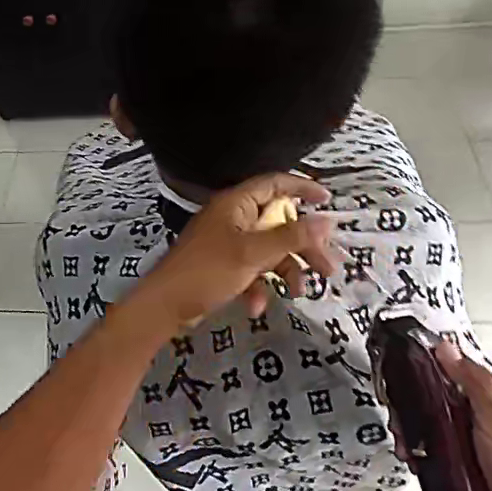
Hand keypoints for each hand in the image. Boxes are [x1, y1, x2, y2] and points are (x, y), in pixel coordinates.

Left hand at [136, 172, 341, 327]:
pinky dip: (258, 286)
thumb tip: (326, 221)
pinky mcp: (223, 266)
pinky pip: (251, 269)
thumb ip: (291, 237)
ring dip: (285, 270)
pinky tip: (255, 306)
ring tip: (299, 293)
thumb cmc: (207, 271)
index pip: (275, 183)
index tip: (327, 201)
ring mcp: (228, 243)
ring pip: (269, 250)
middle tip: (327, 267)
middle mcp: (234, 218)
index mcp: (237, 204)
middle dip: (303, 246)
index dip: (302, 188)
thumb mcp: (253, 253)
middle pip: (279, 223)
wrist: (164, 307)